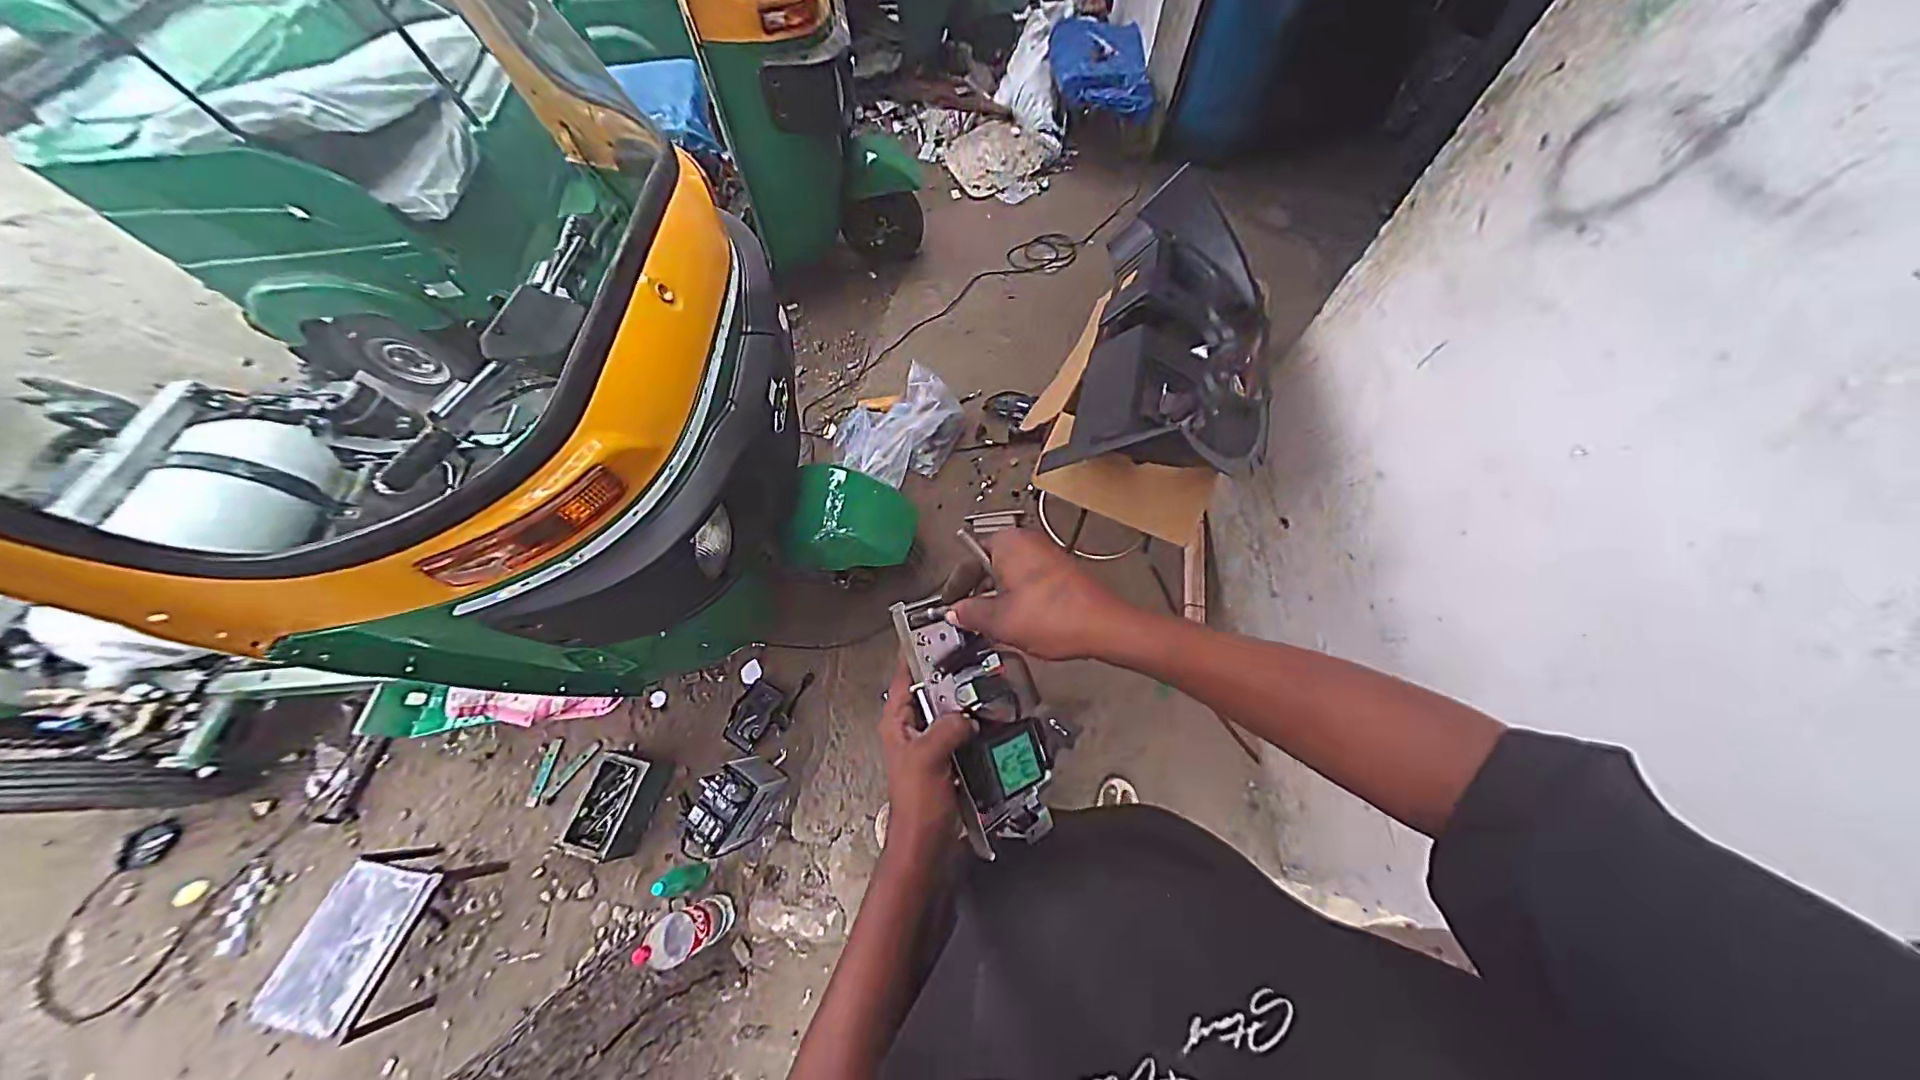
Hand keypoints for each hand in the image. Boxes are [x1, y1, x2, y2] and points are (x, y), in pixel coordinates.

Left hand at [878, 655, 974, 854]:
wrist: (928, 847)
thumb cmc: (916, 806)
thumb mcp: (927, 759)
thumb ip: (945, 729)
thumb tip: (965, 714)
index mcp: (896, 723)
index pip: (904, 676)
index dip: (916, 653)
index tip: (936, 632)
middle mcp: (911, 729)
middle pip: (932, 690)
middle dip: (952, 676)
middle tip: (974, 659)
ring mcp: (930, 744)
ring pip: (950, 710)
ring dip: (967, 701)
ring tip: (988, 686)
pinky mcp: (948, 759)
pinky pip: (963, 732)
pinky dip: (976, 724)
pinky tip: (993, 720)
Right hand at [948, 528, 1139, 659]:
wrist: (1104, 627)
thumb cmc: (1058, 616)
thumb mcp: (1000, 621)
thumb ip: (970, 614)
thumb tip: (956, 612)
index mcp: (1008, 543)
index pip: (967, 561)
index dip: (955, 587)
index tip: (950, 603)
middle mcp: (1027, 541)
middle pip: (987, 566)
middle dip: (977, 593)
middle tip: (969, 616)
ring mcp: (1046, 554)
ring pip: (1008, 575)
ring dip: (997, 597)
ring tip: (995, 624)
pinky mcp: (1059, 571)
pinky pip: (1027, 581)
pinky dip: (1018, 598)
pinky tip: (1019, 621)